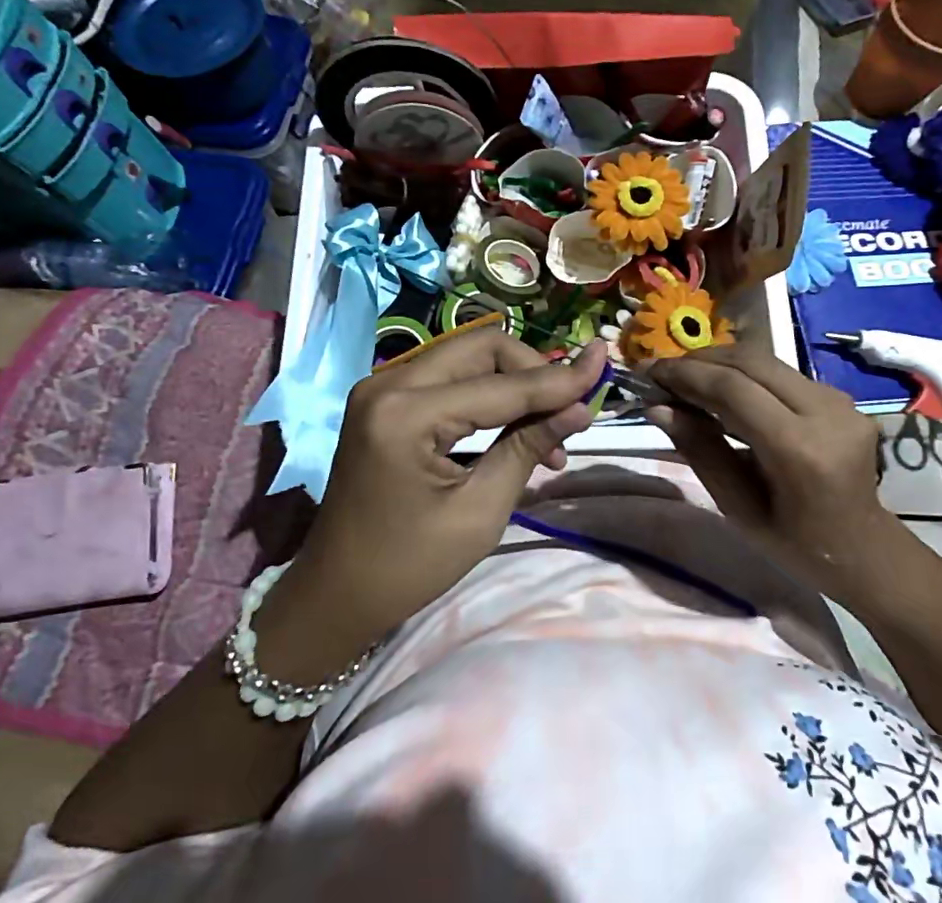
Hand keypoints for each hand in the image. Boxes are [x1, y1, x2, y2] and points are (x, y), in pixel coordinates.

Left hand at [262, 332, 607, 647]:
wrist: (336, 593)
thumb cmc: (408, 564)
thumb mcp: (480, 510)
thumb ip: (528, 447)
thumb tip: (581, 407)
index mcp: (404, 412)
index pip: (501, 384)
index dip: (559, 379)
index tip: (605, 366)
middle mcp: (388, 383)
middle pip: (483, 349)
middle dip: (534, 373)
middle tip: (569, 415)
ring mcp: (382, 388)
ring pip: (469, 359)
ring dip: (514, 386)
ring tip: (548, 435)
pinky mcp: (385, 402)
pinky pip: (450, 380)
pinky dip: (488, 396)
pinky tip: (514, 430)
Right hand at [644, 346, 891, 592]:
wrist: (864, 550)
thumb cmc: (795, 545)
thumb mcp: (738, 507)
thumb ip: (700, 451)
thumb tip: (658, 407)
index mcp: (799, 450)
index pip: (734, 389)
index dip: (686, 375)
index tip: (649, 372)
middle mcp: (826, 413)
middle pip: (752, 362)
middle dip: (700, 360)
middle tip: (662, 372)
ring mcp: (841, 402)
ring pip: (768, 362)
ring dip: (721, 363)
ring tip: (684, 379)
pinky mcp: (842, 398)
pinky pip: (783, 375)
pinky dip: (745, 376)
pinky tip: (721, 391)